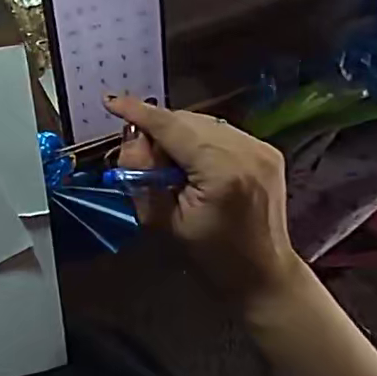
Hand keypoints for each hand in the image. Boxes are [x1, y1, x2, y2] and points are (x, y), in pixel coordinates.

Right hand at [106, 94, 301, 297]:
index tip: (111, 102)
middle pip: (186, 120)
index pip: (172, 128)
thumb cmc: (209, 255)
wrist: (262, 273)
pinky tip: (190, 164)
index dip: (138, 113)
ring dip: (175, 134)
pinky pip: (218, 131)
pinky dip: (196, 139)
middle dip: (156, 130)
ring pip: (201, 122)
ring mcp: (260, 148)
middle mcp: (246, 151)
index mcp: (222, 171)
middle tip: (141, 161)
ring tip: (167, 166)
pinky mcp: (265, 150)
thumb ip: (142, 176)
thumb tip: (131, 140)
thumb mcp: (162, 221)